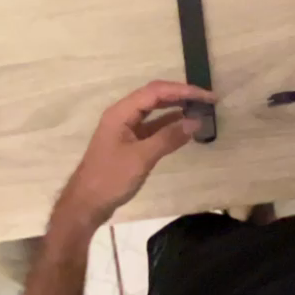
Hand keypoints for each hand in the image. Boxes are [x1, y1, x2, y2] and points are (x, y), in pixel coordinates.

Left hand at [53, 80, 213, 233]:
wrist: (86, 203)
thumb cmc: (110, 178)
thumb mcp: (141, 158)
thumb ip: (168, 138)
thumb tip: (195, 121)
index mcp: (121, 112)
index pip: (156, 92)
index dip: (183, 91)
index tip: (207, 96)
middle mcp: (123, 115)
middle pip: (155, 97)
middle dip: (181, 96)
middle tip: (208, 101)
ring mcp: (126, 129)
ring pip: (155, 112)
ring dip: (176, 109)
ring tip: (201, 110)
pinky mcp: (130, 143)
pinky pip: (153, 127)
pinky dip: (169, 126)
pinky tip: (185, 128)